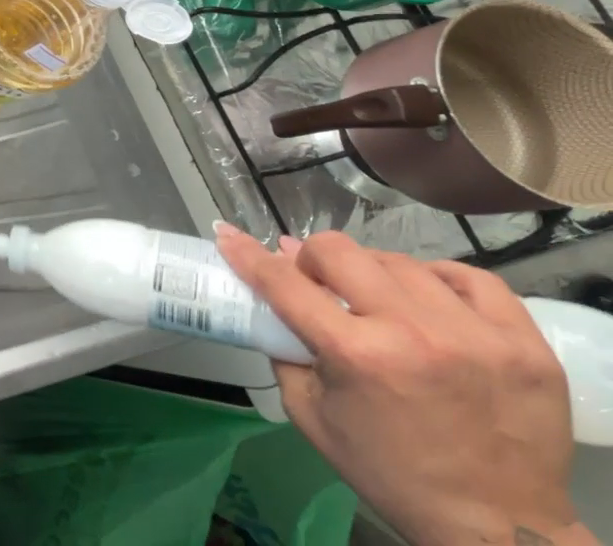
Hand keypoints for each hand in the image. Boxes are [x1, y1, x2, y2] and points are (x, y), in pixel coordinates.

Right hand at [218, 226, 587, 545]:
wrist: (496, 522)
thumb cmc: (386, 469)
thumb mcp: (309, 411)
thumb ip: (287, 349)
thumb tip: (277, 299)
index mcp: (356, 355)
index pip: (284, 283)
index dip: (247, 254)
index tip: (228, 235)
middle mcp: (415, 333)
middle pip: (341, 252)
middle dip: (312, 259)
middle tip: (313, 281)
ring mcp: (477, 335)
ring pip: (401, 262)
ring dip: (373, 273)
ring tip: (373, 297)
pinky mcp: (524, 343)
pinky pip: (473, 280)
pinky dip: (439, 278)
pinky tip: (428, 296)